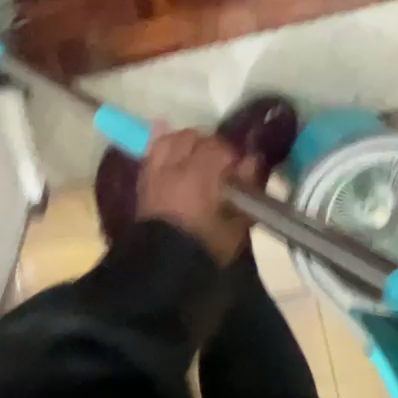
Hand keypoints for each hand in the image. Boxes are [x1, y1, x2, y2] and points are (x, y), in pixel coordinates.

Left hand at [135, 129, 258, 264]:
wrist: (165, 266)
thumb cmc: (207, 248)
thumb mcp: (236, 224)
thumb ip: (246, 189)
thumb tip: (253, 160)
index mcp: (201, 176)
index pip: (219, 148)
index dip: (232, 154)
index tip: (239, 167)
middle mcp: (176, 166)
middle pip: (194, 138)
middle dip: (209, 145)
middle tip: (220, 162)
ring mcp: (156, 170)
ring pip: (171, 138)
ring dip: (186, 140)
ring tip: (196, 152)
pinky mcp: (144, 178)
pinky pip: (151, 149)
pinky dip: (160, 139)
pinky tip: (165, 130)